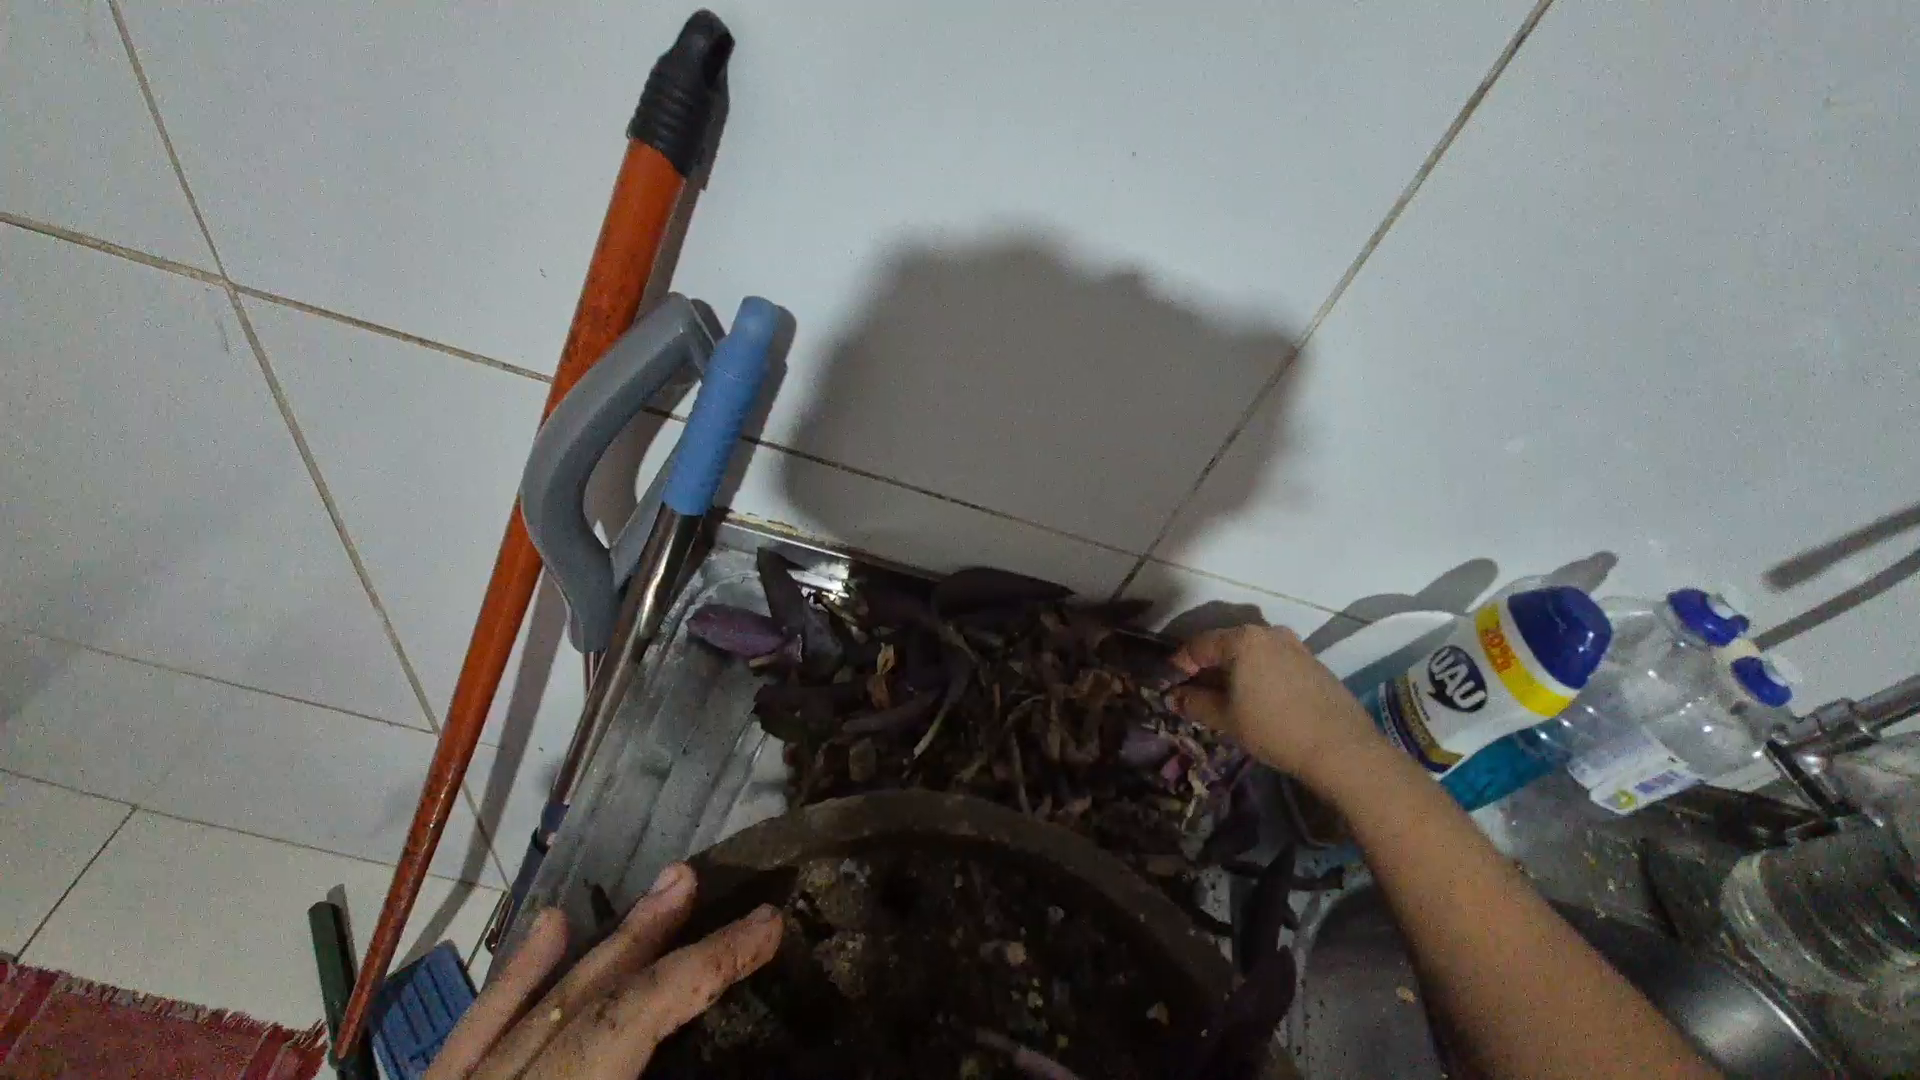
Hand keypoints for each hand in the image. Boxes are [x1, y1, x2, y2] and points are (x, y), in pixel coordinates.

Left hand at [424, 863, 781, 1079]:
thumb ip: (660, 1075)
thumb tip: (746, 1045)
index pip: (632, 1016)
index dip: (706, 965)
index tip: (767, 927)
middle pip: (588, 999)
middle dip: (654, 937)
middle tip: (704, 880)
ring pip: (537, 1003)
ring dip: (609, 942)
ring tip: (667, 887)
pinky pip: (471, 1032)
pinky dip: (518, 975)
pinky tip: (552, 924)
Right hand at [1169, 624, 1384, 789]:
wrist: (1341, 748)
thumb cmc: (1274, 728)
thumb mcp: (1226, 718)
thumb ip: (1195, 703)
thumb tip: (1173, 697)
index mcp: (1243, 640)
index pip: (1199, 645)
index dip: (1179, 664)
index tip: (1169, 684)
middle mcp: (1268, 633)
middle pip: (1226, 645)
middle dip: (1207, 667)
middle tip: (1194, 692)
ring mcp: (1295, 646)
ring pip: (1251, 653)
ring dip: (1233, 671)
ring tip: (1225, 697)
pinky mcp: (1312, 663)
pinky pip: (1273, 661)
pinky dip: (1258, 674)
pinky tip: (1257, 699)